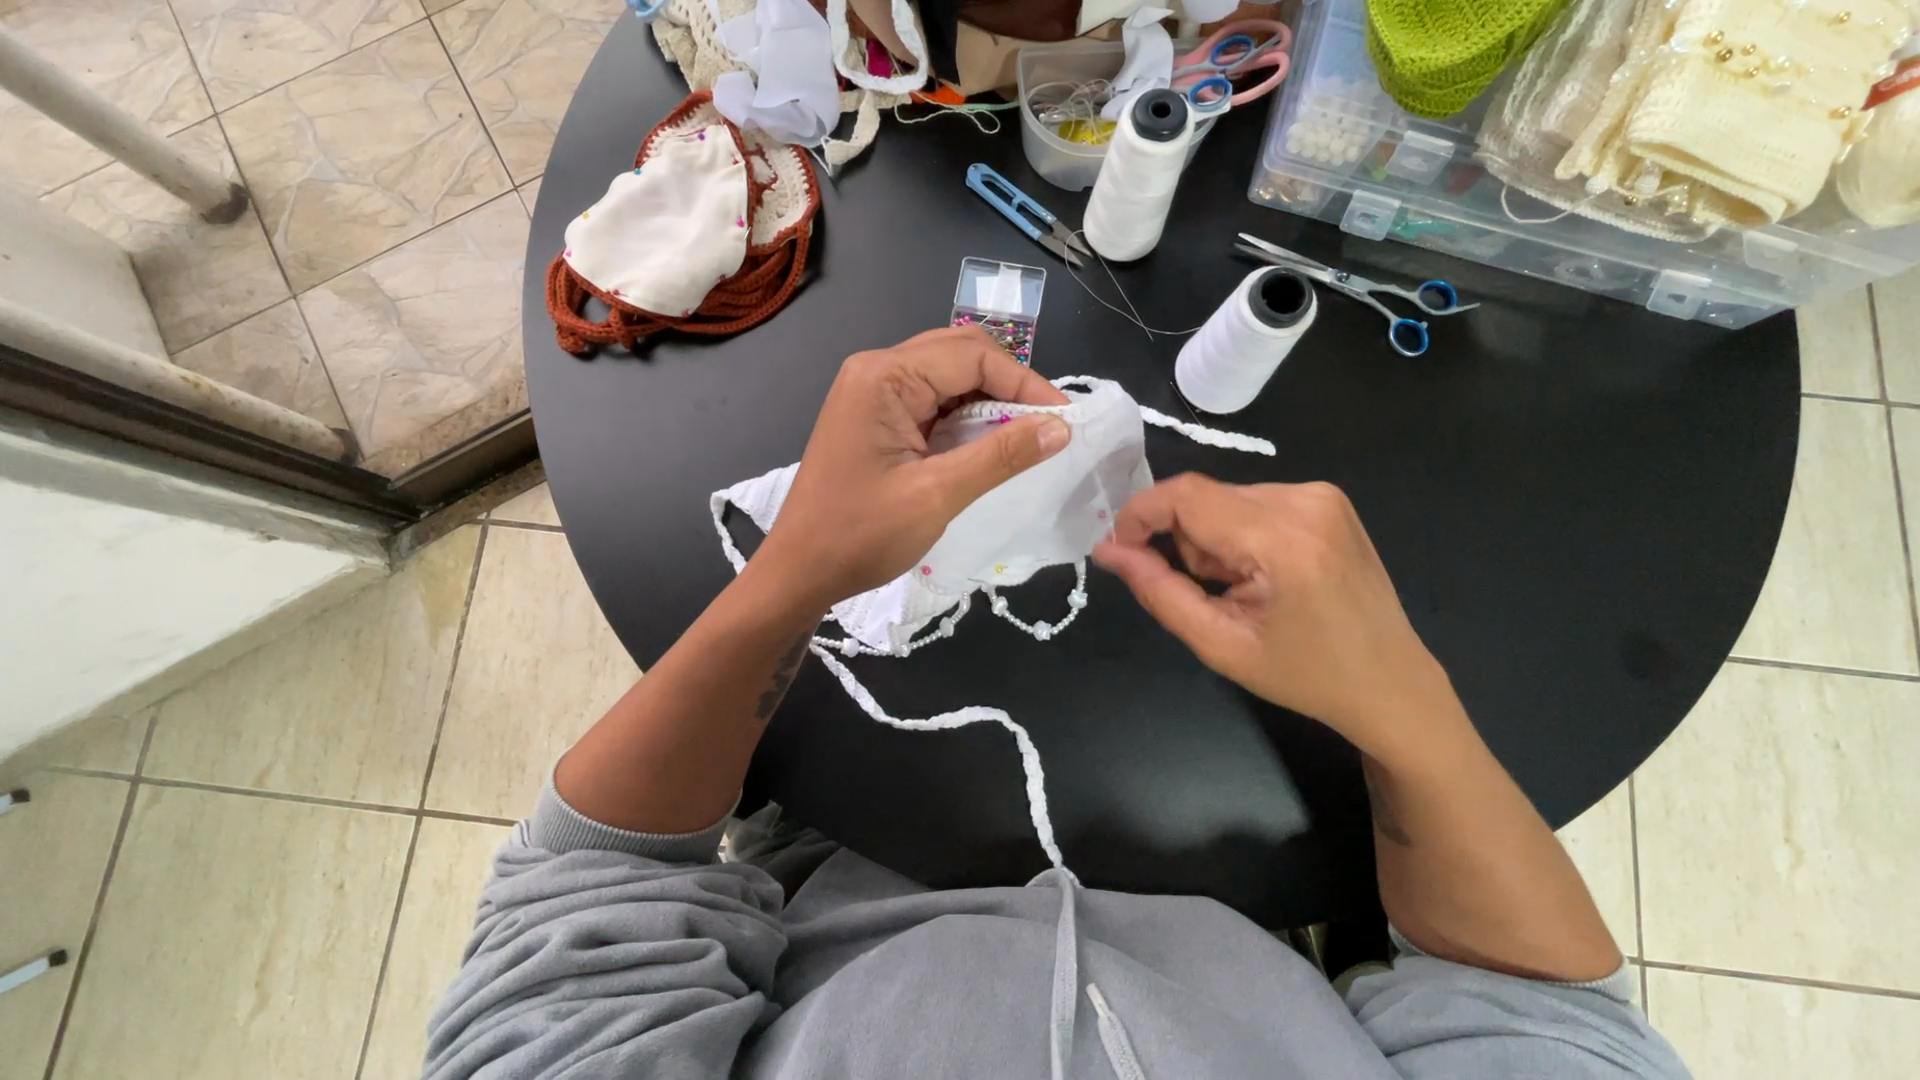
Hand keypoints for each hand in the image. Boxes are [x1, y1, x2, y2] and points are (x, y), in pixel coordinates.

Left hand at [758, 326, 1070, 609]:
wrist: (800, 571)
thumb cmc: (860, 536)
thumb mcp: (937, 495)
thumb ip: (1000, 456)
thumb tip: (1060, 427)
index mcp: (883, 377)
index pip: (972, 356)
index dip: (1024, 383)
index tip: (1065, 420)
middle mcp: (875, 370)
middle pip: (960, 354)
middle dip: (1008, 386)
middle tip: (1047, 426)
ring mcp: (871, 392)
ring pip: (947, 376)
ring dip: (988, 401)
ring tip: (1024, 437)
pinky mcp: (873, 416)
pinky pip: (930, 401)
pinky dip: (963, 417)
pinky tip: (986, 444)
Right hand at [1092, 475, 1455, 761]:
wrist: (1389, 681)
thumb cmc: (1303, 674)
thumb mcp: (1218, 643)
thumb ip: (1157, 590)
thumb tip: (1106, 548)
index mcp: (1283, 540)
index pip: (1186, 495)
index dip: (1140, 514)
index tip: (1121, 550)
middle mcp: (1305, 501)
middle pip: (1203, 497)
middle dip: (1185, 541)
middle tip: (1209, 592)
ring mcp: (1322, 495)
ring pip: (1225, 498)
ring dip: (1214, 539)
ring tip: (1244, 588)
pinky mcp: (1328, 498)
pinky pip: (1253, 501)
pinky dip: (1241, 533)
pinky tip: (1266, 572)